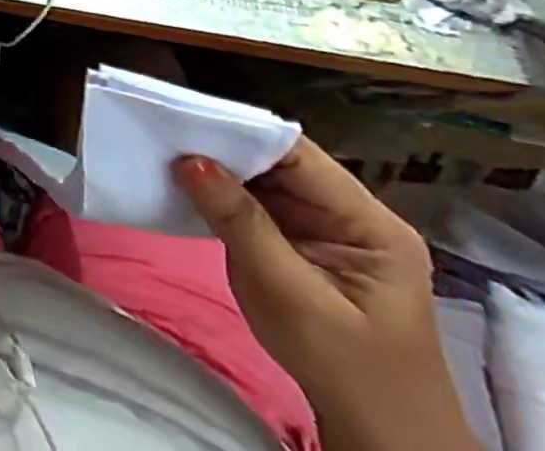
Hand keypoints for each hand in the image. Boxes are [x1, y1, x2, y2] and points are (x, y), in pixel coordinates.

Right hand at [175, 139, 478, 450]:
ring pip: (266, 183)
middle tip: (166, 139)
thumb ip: (241, 223)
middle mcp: (351, 215)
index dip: (244, 134)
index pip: (301, 157)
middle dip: (225, 151)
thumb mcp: (286, 295)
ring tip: (168, 157)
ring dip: (220, 173)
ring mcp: (327, 230)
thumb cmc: (342, 367)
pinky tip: (190, 190)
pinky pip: (259, 207)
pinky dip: (224, 198)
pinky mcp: (302, 244)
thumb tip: (192, 161)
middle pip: (282, 164)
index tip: (187, 125)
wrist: (378, 435)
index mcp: (370, 223)